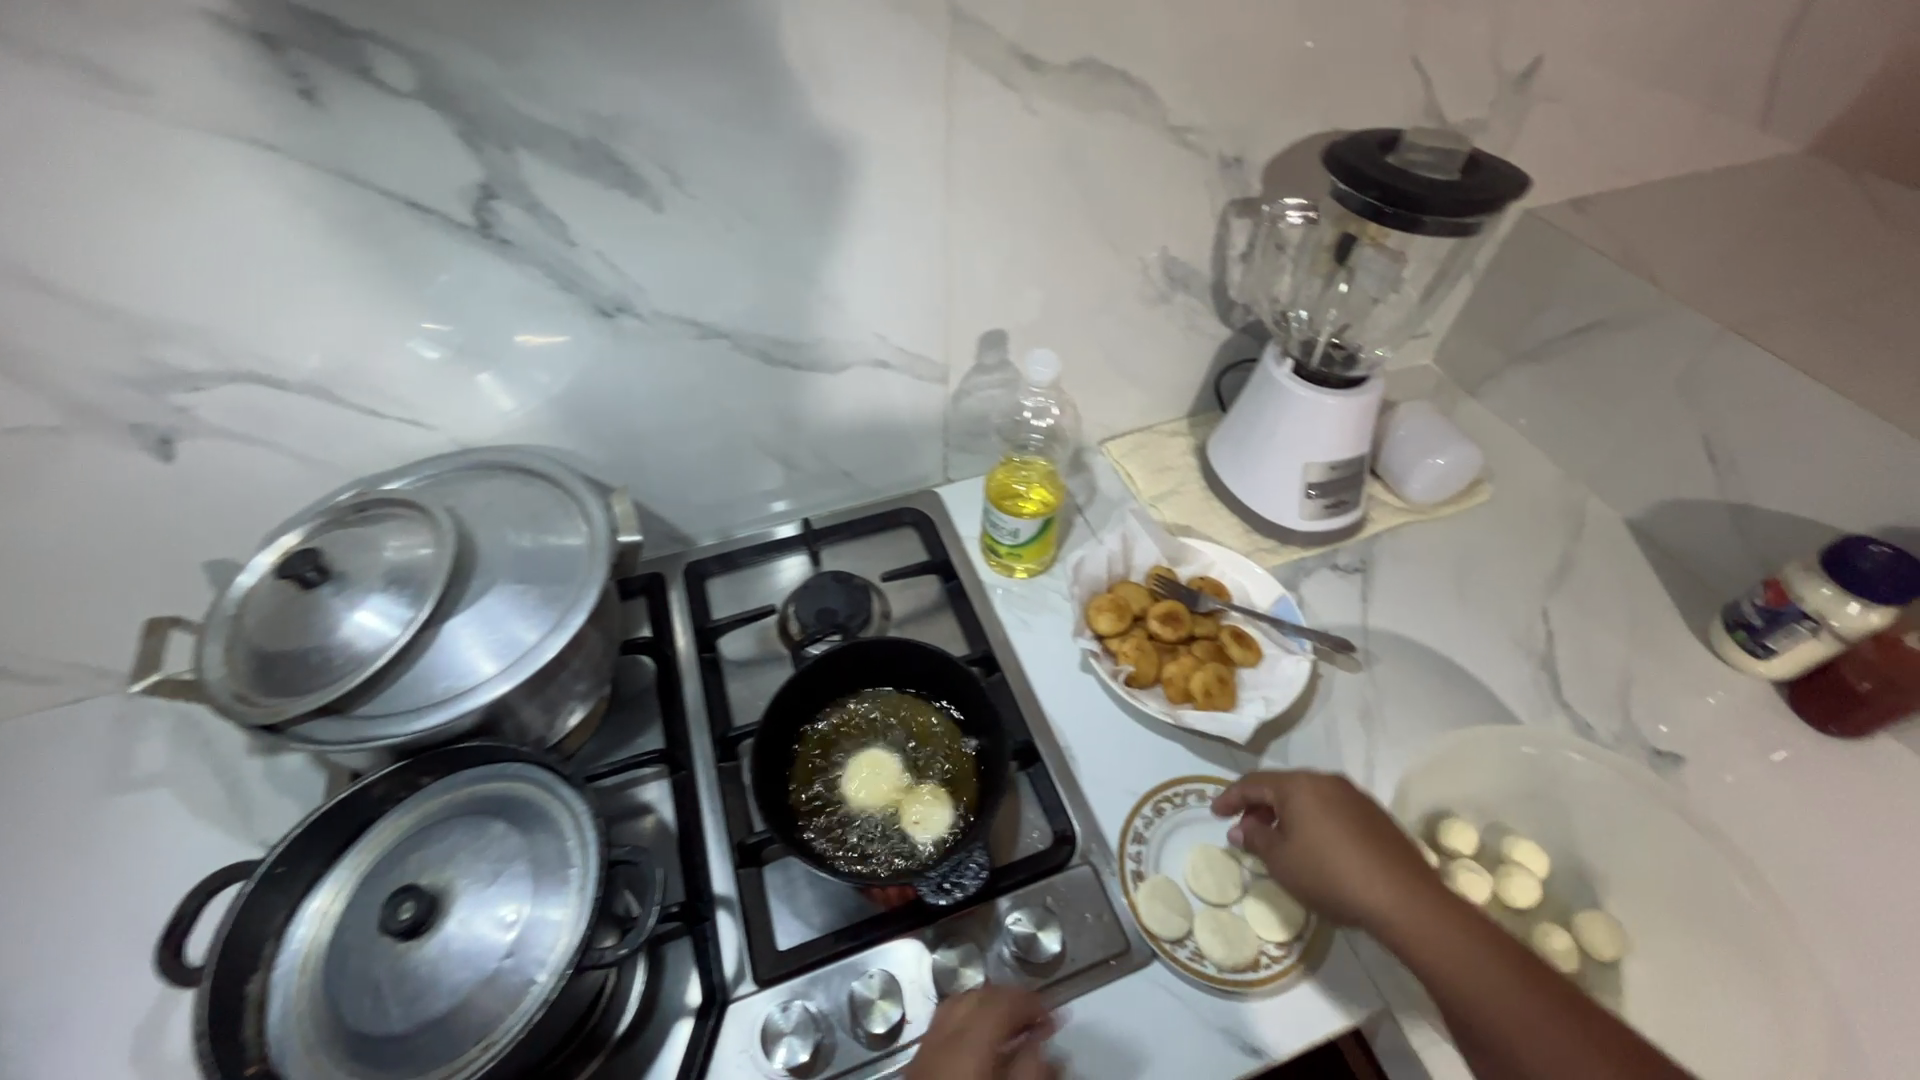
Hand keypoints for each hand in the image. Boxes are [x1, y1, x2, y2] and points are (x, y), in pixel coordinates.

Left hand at [904, 986, 1057, 1079]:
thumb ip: (1032, 1071)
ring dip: (987, 1007)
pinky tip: (983, 1045)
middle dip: (1010, 1001)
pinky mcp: (916, 1069)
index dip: (1032, 1003)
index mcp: (969, 1047)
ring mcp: (924, 1053)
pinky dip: (966, 1022)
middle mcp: (942, 1040)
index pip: (1002, 1003)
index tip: (1054, 1015)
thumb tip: (1043, 1045)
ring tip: (1014, 1028)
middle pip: (978, 997)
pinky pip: (943, 1026)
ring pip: (957, 1006)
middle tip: (1038, 1020)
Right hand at [1213, 770, 1440, 929]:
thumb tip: (1240, 828)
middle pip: (1282, 787)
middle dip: (1259, 807)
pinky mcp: (1375, 815)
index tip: (1214, 813)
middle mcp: (1326, 781)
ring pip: (1308, 797)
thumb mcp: (1281, 861)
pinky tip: (1313, 847)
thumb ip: (1255, 839)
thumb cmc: (1330, 875)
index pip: (1252, 783)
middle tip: (1246, 831)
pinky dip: (1312, 821)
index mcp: (1298, 785)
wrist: (1404, 898)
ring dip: (1287, 814)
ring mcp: (1355, 796)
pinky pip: (1331, 809)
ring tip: (1278, 841)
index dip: (1230, 797)